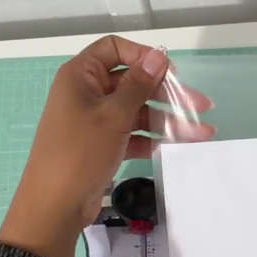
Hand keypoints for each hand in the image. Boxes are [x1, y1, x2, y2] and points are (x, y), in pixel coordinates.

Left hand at [0, 36, 213, 256]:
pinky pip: (132, 134)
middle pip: (133, 82)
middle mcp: (87, 93)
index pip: (115, 49)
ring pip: (137, 111)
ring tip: (202, 133)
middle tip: (202, 105)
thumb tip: (158, 56)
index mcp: (81, 76)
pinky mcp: (102, 145)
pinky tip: (179, 146)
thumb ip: (138, 84)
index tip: (171, 72)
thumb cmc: (79, 153)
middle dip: (167, 94)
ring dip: (167, 120)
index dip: (144, 56)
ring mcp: (95, 121)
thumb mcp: (113, 115)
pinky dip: (153, 139)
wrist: (53, 207)